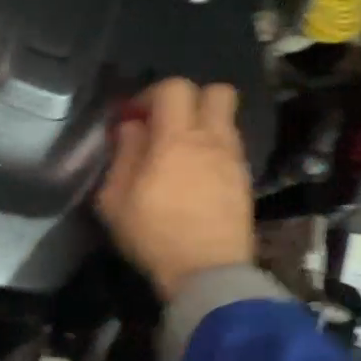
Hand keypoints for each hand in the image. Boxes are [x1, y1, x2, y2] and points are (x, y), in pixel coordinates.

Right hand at [95, 79, 254, 300]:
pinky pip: (229, 147)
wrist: (207, 272)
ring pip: (225, 120)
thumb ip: (123, 155)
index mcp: (177, 139)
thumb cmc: (153, 233)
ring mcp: (234, 159)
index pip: (174, 88)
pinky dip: (211, 149)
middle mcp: (212, 140)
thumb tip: (131, 128)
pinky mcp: (244, 180)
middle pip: (216, 92)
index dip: (150, 94)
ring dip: (200, 126)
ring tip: (176, 153)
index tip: (132, 117)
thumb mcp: (115, 198)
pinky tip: (192, 176)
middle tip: (164, 124)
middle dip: (188, 99)